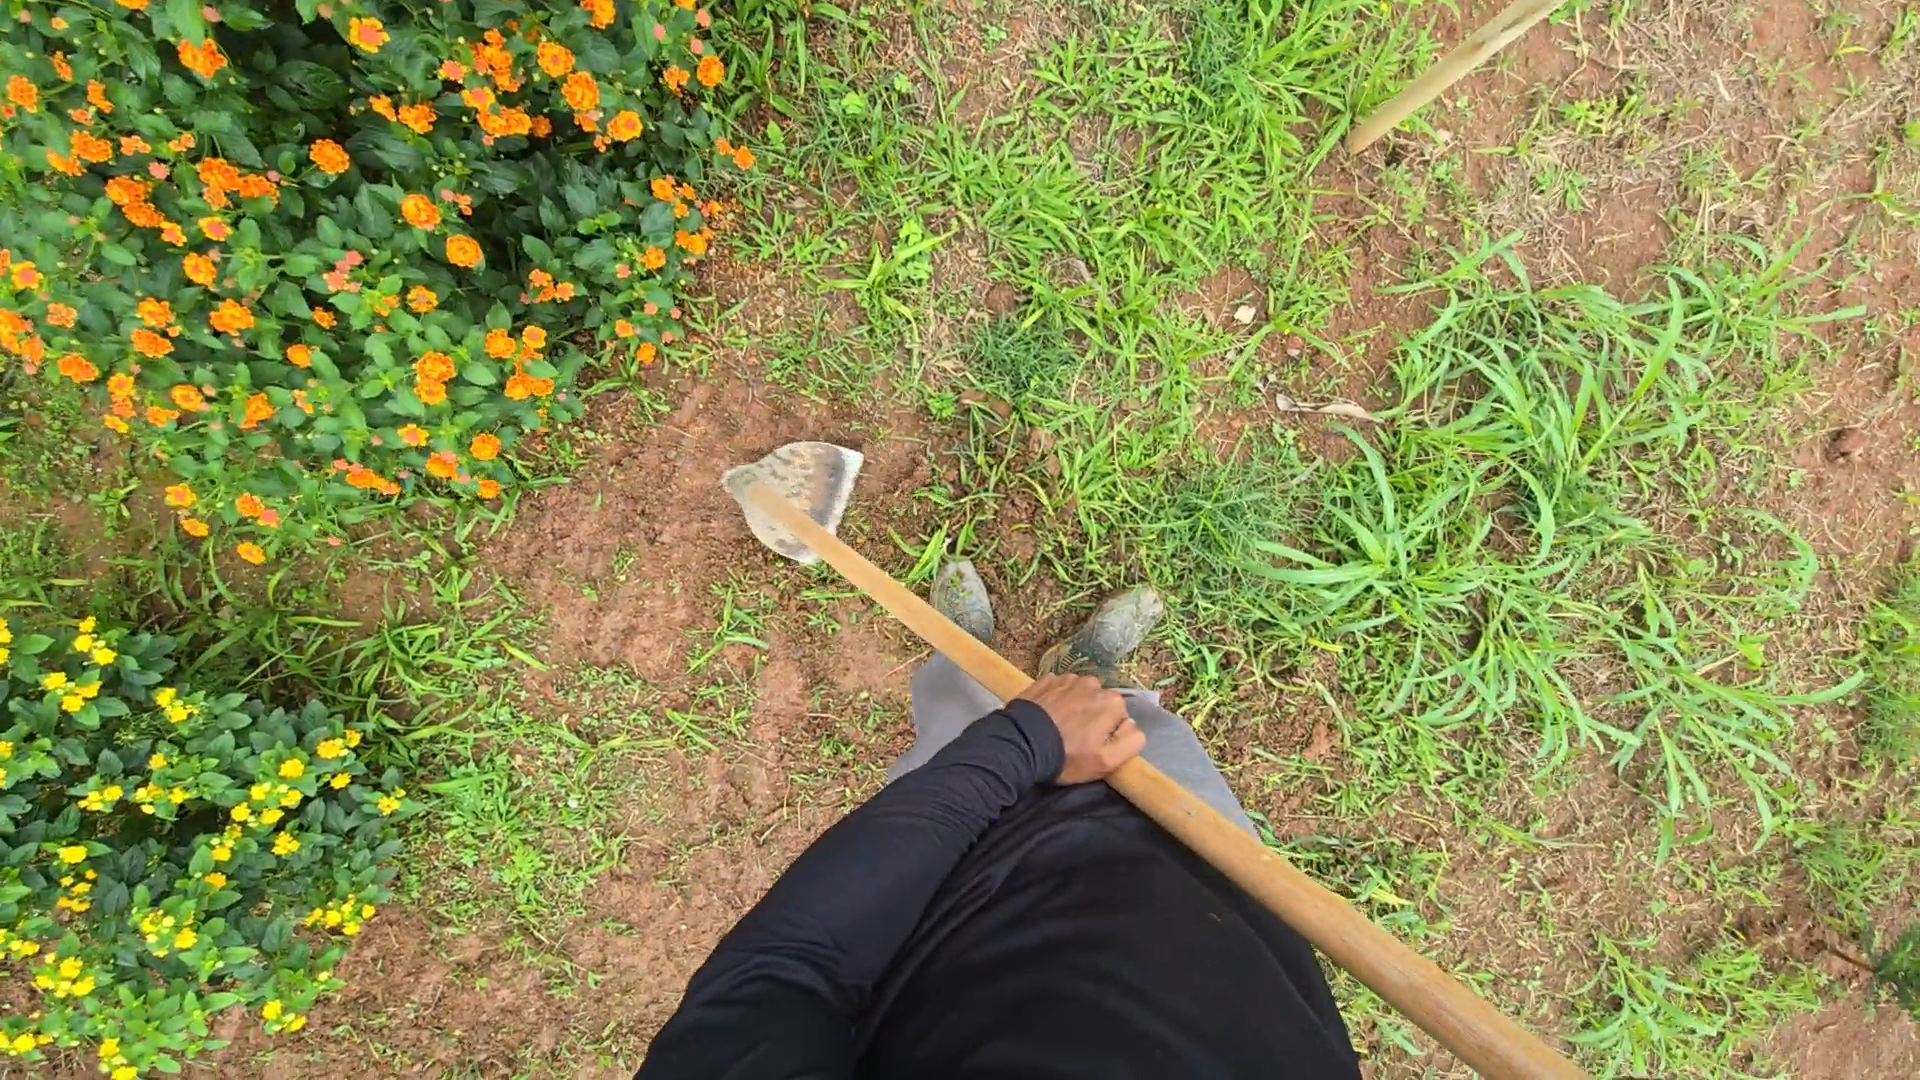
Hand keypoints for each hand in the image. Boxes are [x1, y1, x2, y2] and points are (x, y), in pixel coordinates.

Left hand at [1016, 674, 1145, 783]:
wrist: (1022, 744)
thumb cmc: (1068, 756)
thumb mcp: (1108, 761)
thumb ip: (1132, 741)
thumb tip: (1131, 724)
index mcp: (1112, 701)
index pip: (1120, 716)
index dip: (1108, 732)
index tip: (1092, 744)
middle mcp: (1092, 683)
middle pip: (1100, 701)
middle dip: (1092, 716)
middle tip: (1076, 737)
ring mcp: (1067, 679)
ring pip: (1080, 692)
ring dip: (1075, 705)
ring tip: (1060, 725)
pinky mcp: (1045, 680)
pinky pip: (1059, 688)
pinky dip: (1056, 699)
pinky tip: (1048, 715)